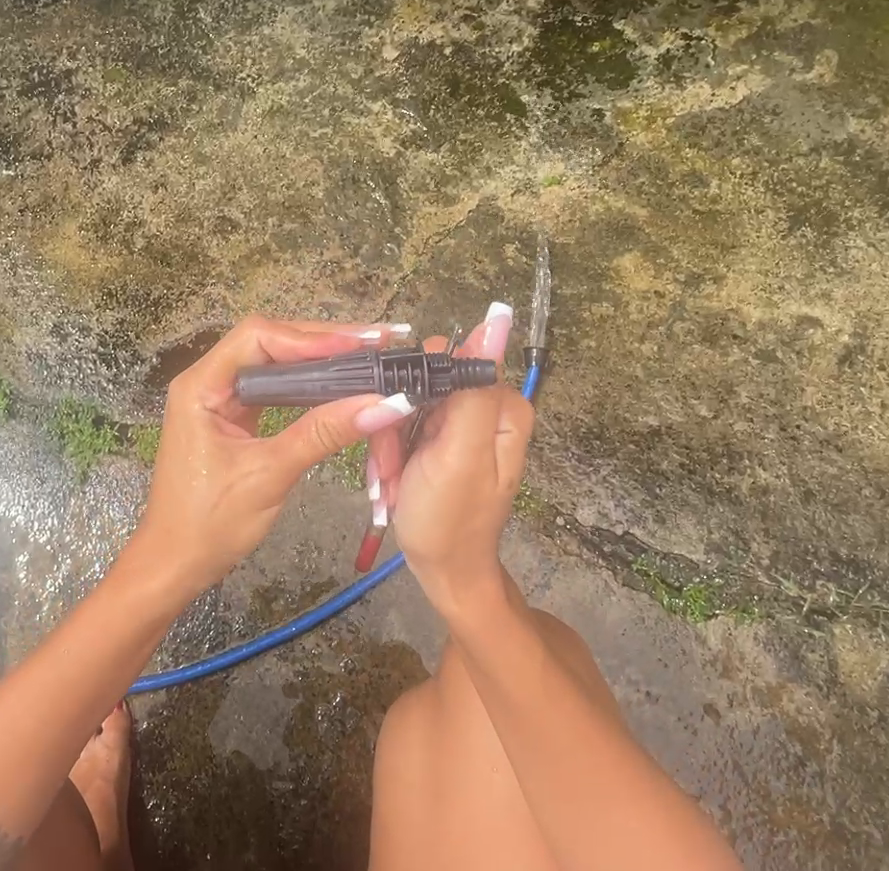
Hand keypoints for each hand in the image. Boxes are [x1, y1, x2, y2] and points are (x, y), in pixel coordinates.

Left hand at [134, 316, 416, 593]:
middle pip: (268, 343)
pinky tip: (339, 386)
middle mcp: (206, 382)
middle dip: (322, 342)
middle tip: (378, 344)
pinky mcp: (231, 418)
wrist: (176, 562)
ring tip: (368, 358)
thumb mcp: (270, 474)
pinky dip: (306, 386)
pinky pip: (273, 390)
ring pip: (273, 364)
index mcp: (200, 386)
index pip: (258, 338)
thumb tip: (384, 403)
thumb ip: (323, 433)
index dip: (311, 337)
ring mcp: (218, 399)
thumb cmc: (210, 522)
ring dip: (318, 361)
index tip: (360, 345)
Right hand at [367, 304, 532, 606]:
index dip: (413, 389)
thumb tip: (498, 318)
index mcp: (501, 405)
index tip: (399, 428)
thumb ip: (473, 386)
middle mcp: (485, 408)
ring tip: (391, 479)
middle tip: (394, 465)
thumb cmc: (450, 517)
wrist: (441, 570)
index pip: (446, 362)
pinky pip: (400, 426)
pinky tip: (391, 480)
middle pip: (420, 383)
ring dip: (387, 442)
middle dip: (394, 422)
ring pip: (403, 404)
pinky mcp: (438, 442)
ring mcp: (459, 426)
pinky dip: (388, 453)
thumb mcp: (461, 452)